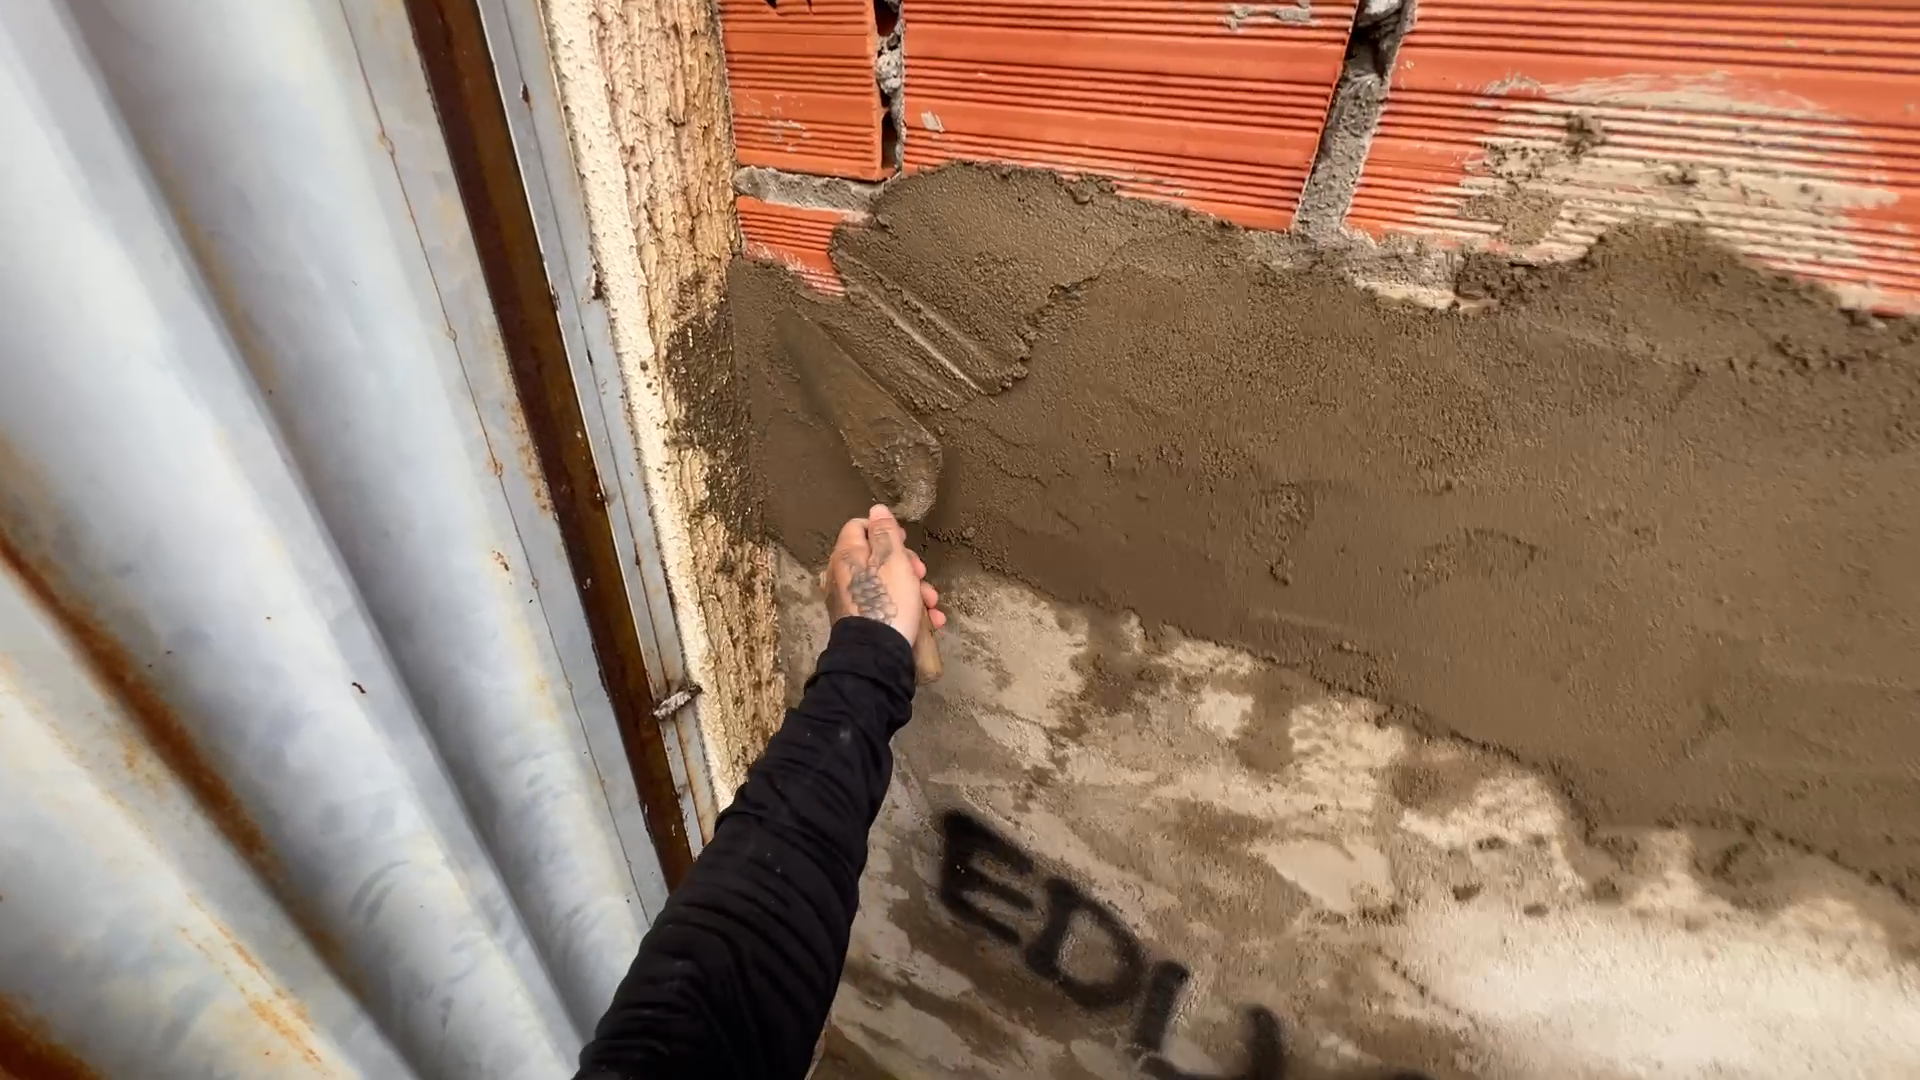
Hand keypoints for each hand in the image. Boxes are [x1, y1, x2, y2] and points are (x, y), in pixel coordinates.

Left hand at [821, 504, 945, 645]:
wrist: (877, 655)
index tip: (903, 540)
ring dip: (915, 590)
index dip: (884, 529)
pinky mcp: (863, 621)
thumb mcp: (893, 560)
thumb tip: (876, 510)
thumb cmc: (888, 603)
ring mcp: (852, 601)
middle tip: (921, 574)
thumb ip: (885, 532)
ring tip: (932, 604)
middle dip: (908, 565)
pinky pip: (887, 606)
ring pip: (888, 584)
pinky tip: (930, 621)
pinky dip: (909, 610)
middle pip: (877, 557)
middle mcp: (844, 576)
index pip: (859, 526)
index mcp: (847, 556)